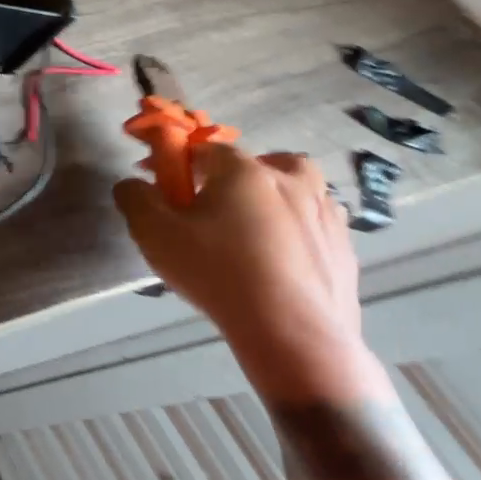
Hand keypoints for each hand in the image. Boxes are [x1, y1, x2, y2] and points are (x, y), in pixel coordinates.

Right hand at [114, 145, 377, 401]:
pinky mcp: (346, 251)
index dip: (177, 159)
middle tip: (216, 199)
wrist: (292, 331)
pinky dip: (296, 230)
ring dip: (276, 198)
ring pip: (301, 191)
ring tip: (250, 227)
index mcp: (244, 172)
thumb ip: (135, 197)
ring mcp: (327, 218)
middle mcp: (292, 184)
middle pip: (268, 161)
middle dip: (240, 172)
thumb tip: (135, 184)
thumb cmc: (216, 270)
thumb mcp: (152, 231)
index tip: (158, 179)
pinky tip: (276, 258)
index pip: (206, 148)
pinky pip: (316, 226)